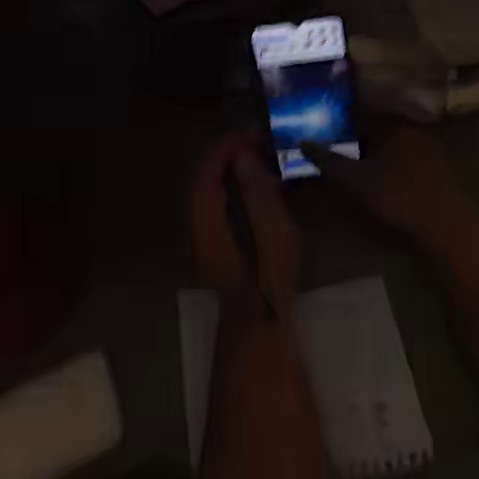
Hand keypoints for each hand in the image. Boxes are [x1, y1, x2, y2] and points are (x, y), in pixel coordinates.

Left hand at [190, 130, 301, 301]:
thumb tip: (244, 159)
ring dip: (240, 176)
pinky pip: (233, 213)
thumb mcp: (270, 240)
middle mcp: (205, 235)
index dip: (223, 151)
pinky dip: (249, 195)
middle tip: (264, 142)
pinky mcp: (232, 256)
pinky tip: (274, 196)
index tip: (251, 133)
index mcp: (208, 230)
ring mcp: (217, 248)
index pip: (205, 178)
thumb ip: (257, 198)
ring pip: (220, 199)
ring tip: (271, 161)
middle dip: (232, 159)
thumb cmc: (268, 293)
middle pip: (208, 186)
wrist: (262, 345)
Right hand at [302, 127, 478, 247]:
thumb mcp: (356, 180)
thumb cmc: (397, 196)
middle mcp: (415, 131)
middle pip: (379, 133)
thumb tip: (302, 144)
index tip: (325, 143)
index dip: (340, 131)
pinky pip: (410, 163)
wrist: (444, 223)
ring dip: (377, 159)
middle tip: (339, 162)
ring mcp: (431, 150)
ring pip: (395, 149)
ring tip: (359, 176)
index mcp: (395, 127)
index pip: (361, 120)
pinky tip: (386, 187)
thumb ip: (328, 162)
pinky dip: (395, 170)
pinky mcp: (440, 170)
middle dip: (358, 145)